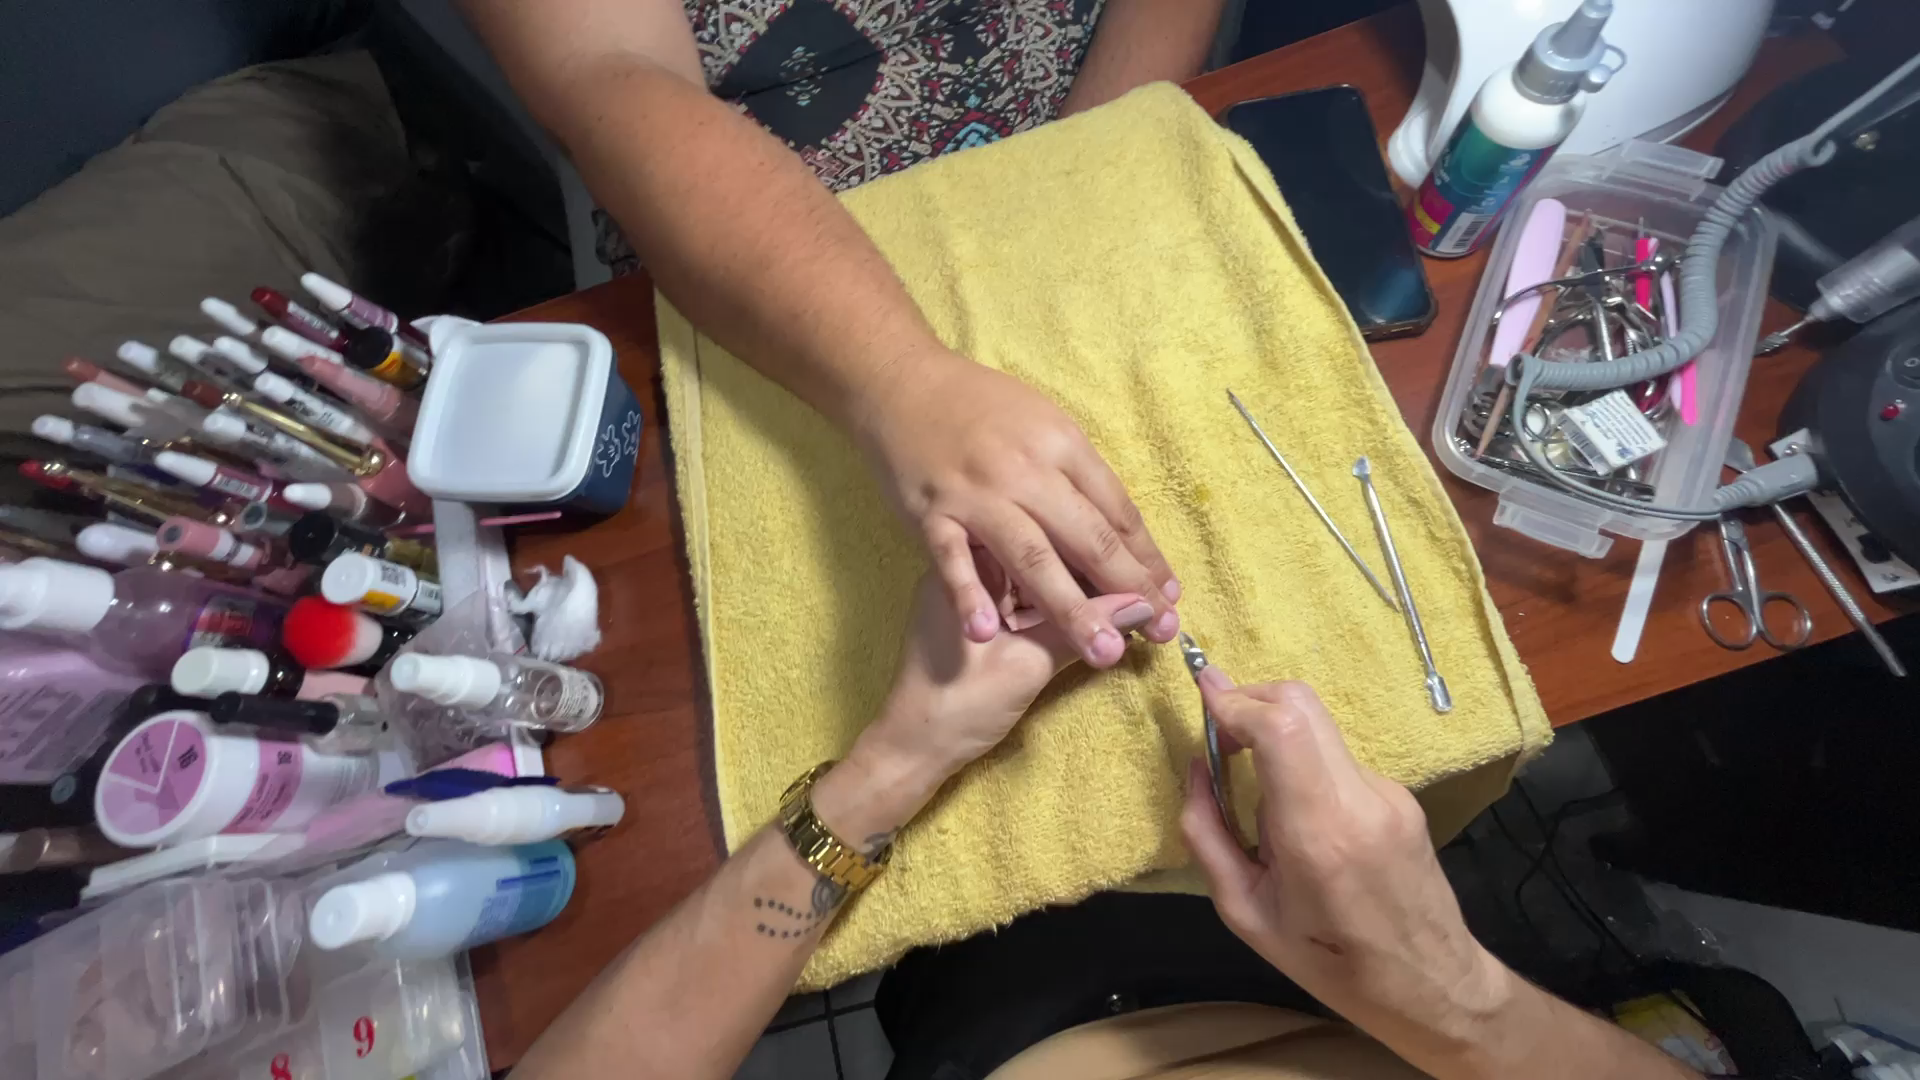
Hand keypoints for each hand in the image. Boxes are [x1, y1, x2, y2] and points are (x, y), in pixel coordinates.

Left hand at [817, 575, 1157, 841]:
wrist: (913, 750)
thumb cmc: (959, 705)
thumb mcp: (1026, 665)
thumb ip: (1081, 629)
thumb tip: (1143, 606)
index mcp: (968, 564)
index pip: (1043, 539)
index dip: (1097, 552)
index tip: (1146, 572)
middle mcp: (971, 566)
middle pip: (1046, 553)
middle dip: (1096, 572)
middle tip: (1153, 590)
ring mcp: (977, 591)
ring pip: (1044, 575)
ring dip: (1084, 590)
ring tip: (1137, 601)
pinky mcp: (985, 615)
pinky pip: (1032, 597)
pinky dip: (1064, 606)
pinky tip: (1103, 615)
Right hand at [855, 348, 1179, 666]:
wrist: (901, 383)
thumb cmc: (977, 405)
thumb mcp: (1040, 422)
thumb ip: (1074, 474)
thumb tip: (1115, 527)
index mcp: (1060, 443)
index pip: (1115, 509)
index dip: (1146, 556)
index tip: (1169, 593)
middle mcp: (1025, 469)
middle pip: (1087, 537)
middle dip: (1129, 589)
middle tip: (1161, 632)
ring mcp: (977, 494)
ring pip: (1032, 556)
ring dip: (1071, 608)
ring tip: (1102, 650)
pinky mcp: (932, 513)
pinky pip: (953, 560)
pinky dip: (968, 596)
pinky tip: (986, 632)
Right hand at [1178, 671, 1517, 1074]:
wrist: (1433, 990)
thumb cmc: (1326, 960)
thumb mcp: (1241, 909)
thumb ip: (1205, 830)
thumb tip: (1196, 764)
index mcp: (1317, 833)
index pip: (1280, 726)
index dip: (1234, 701)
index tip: (1202, 696)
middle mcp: (1359, 797)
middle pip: (1299, 701)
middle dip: (1247, 698)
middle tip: (1219, 731)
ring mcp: (1386, 790)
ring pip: (1314, 723)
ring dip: (1271, 729)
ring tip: (1254, 782)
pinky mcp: (1398, 792)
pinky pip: (1332, 752)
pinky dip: (1297, 756)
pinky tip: (1293, 806)